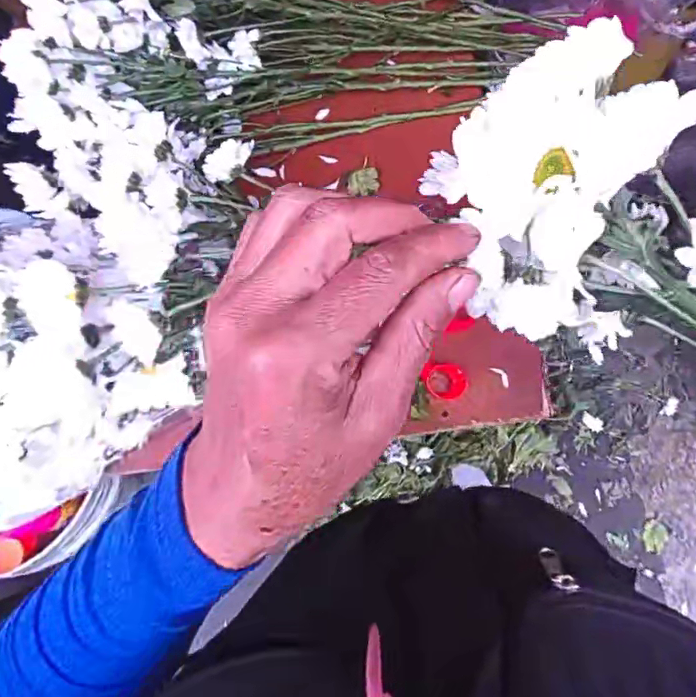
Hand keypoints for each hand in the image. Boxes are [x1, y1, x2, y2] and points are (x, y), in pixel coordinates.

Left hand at [181, 187, 480, 567]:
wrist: (229, 490)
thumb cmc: (309, 467)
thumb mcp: (380, 413)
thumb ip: (417, 333)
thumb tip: (459, 278)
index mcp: (297, 351)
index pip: (379, 270)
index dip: (433, 247)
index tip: (468, 240)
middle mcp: (256, 310)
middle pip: (332, 220)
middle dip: (396, 215)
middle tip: (435, 233)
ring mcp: (233, 295)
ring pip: (296, 206)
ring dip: (355, 206)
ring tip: (397, 231)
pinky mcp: (228, 291)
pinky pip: (272, 223)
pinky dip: (318, 214)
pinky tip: (351, 238)